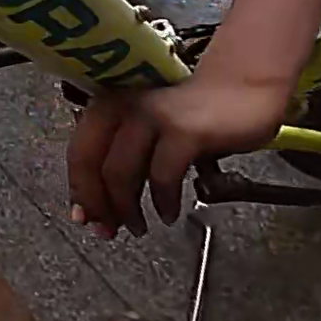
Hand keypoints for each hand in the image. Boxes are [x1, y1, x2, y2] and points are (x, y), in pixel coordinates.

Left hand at [67, 74, 286, 237]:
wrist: (243, 90)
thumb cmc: (187, 117)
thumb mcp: (143, 132)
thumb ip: (118, 158)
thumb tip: (96, 206)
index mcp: (104, 107)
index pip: (78, 153)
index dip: (79, 190)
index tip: (83, 219)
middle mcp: (120, 106)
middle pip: (91, 163)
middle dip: (96, 203)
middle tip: (107, 230)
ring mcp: (150, 116)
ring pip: (120, 171)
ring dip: (126, 208)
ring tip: (138, 228)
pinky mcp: (183, 130)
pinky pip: (162, 175)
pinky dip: (163, 201)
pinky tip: (168, 214)